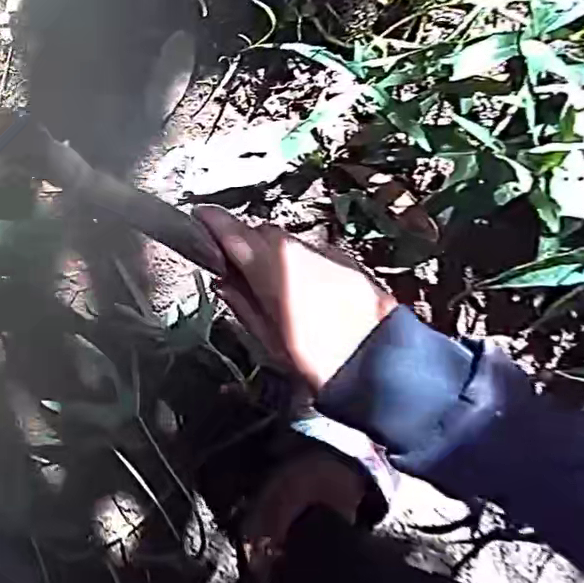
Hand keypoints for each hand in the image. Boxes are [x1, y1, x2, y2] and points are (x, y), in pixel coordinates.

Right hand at [193, 206, 397, 392]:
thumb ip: (240, 301)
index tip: (198, 217)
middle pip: (258, 231)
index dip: (210, 220)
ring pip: (286, 241)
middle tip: (234, 268)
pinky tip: (304, 292)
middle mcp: (296, 249)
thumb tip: (223, 282)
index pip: (230, 229)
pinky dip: (299, 263)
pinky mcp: (348, 262)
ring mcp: (325, 253)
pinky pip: (311, 253)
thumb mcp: (266, 336)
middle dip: (243, 243)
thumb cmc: (318, 359)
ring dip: (271, 254)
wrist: (386, 366)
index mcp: (268, 265)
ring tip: (270, 286)